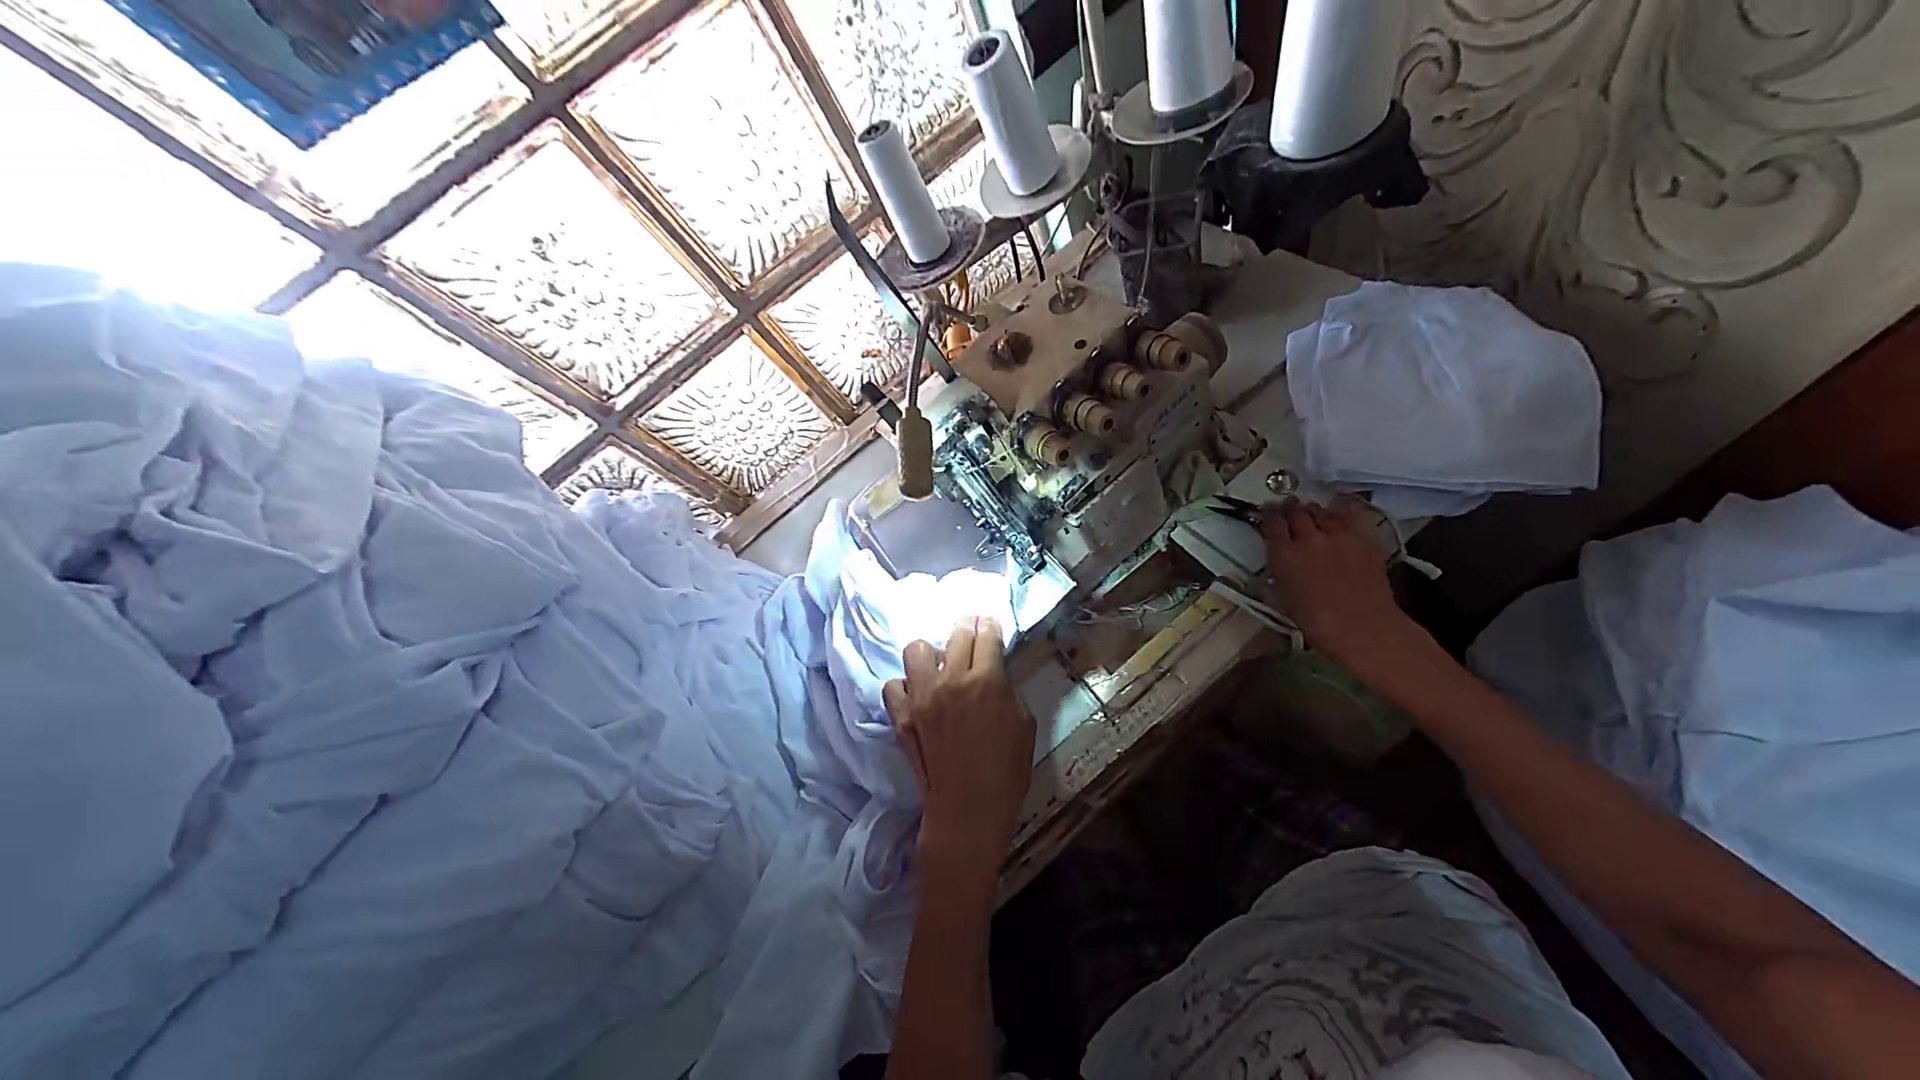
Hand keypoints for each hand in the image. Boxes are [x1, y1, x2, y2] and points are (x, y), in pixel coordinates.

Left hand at [883, 617, 1034, 882]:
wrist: (968, 809)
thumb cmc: (1007, 770)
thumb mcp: (1024, 724)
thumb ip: (1007, 691)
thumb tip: (995, 676)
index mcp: (987, 679)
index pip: (987, 634)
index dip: (990, 624)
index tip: (989, 622)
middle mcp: (951, 679)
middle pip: (955, 634)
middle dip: (966, 626)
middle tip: (970, 630)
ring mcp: (921, 696)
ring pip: (917, 649)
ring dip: (931, 653)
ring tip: (940, 665)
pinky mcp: (901, 716)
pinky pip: (894, 685)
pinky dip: (905, 686)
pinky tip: (917, 695)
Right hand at [1262, 498, 1442, 685]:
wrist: (1362, 627)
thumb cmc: (1316, 622)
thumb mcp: (1283, 596)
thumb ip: (1279, 570)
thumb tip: (1280, 557)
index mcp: (1284, 555)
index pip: (1271, 523)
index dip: (1268, 515)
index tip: (1267, 513)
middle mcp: (1308, 538)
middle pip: (1295, 511)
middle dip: (1288, 508)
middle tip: (1286, 507)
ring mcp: (1338, 535)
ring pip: (1320, 510)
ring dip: (1312, 510)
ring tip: (1310, 512)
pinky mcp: (1363, 537)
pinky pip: (1348, 515)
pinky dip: (1339, 512)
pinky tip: (1337, 513)